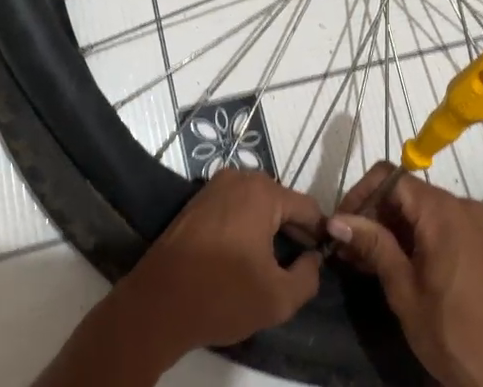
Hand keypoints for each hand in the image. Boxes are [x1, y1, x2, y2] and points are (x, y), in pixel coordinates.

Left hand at [113, 168, 324, 356]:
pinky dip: (246, 227)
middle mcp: (239, 178)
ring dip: (269, 229)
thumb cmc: (222, 296)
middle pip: (282, 202)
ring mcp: (213, 187)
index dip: (320, 234)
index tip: (325, 258)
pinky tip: (244, 257)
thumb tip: (313, 259)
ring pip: (257, 205)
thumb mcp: (279, 298)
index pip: (308, 208)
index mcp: (263, 192)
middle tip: (300, 265)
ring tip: (273, 264)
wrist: (157, 303)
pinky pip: (234, 208)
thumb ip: (309, 276)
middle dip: (294, 231)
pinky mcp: (196, 202)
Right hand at [325, 162, 482, 386]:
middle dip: (372, 216)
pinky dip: (413, 241)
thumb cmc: (455, 332)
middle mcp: (461, 207)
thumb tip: (336, 220)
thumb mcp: (405, 290)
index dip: (359, 196)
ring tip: (364, 264)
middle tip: (346, 252)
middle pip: (405, 193)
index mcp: (442, 210)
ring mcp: (475, 227)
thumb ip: (373, 246)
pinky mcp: (481, 248)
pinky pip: (438, 229)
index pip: (389, 177)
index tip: (339, 228)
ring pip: (420, 212)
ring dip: (390, 231)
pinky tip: (393, 269)